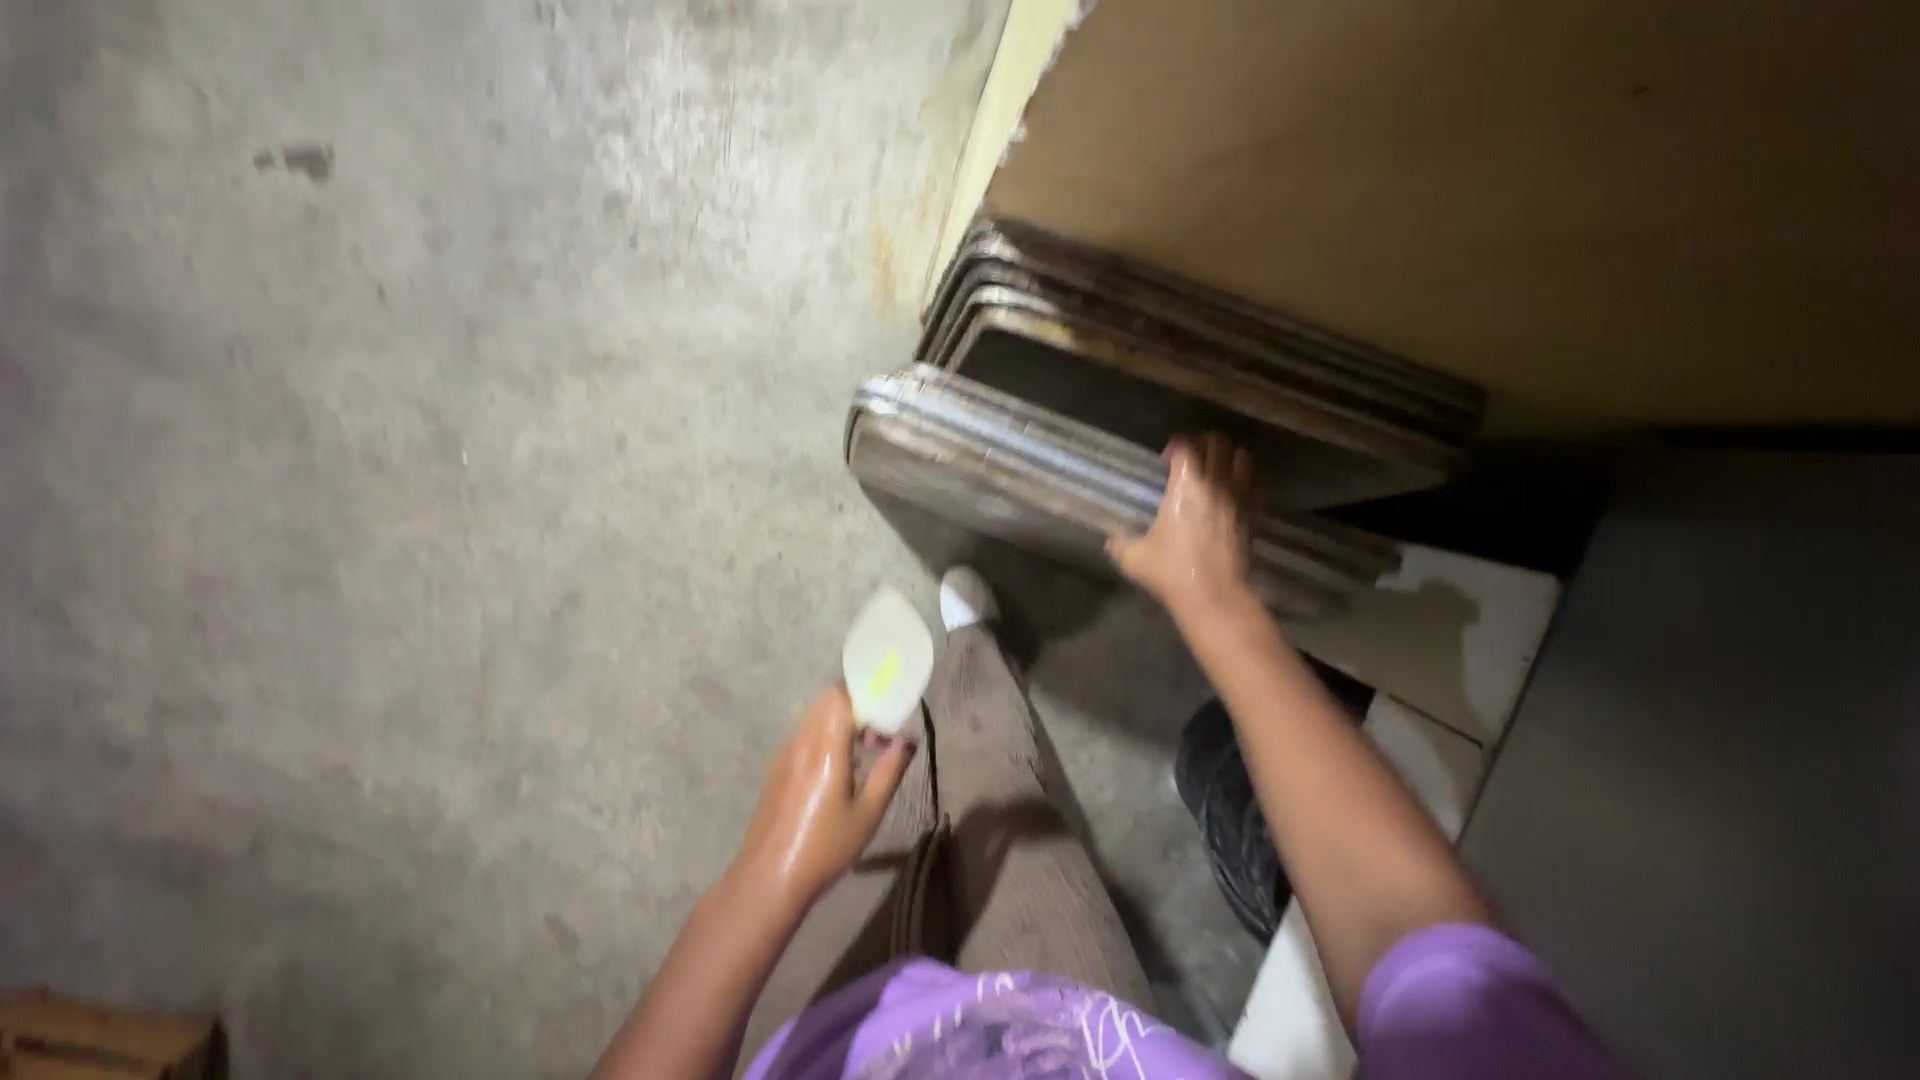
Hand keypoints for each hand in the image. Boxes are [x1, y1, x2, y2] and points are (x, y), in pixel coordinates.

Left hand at [730, 684, 912, 911]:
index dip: (866, 693)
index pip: (841, 695)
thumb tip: (906, 742)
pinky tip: (839, 770)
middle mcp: (801, 742)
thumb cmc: (825, 848)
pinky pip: (804, 736)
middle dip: (857, 706)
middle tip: (879, 735)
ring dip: (840, 721)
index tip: (889, 711)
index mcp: (825, 748)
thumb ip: (889, 771)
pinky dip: (825, 736)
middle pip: (826, 701)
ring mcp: (784, 755)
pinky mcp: (776, 770)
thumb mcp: (868, 814)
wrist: (769, 879)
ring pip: (814, 717)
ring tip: (864, 753)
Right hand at [1107, 433, 1254, 612]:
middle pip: (1217, 442)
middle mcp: (1215, 484)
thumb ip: (1120, 543)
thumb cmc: (1171, 572)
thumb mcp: (1134, 558)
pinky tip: (1233, 490)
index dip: (1176, 445)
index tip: (1166, 459)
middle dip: (1203, 442)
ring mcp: (1238, 497)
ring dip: (1228, 456)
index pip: (1186, 446)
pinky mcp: (1253, 514)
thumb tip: (1111, 539)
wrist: (1213, 595)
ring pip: (1242, 457)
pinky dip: (1246, 477)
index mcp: (1185, 487)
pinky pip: (1255, 482)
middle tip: (1192, 458)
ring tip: (1216, 468)